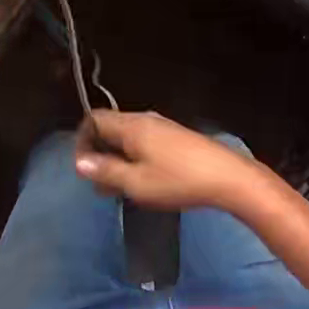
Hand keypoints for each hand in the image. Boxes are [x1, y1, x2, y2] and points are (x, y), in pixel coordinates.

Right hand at [73, 110, 278, 212]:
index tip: (85, 168)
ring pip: (129, 138)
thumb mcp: (136, 182)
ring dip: (119, 160)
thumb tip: (80, 162)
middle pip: (111, 128)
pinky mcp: (178, 138)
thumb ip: (106, 171)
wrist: (228, 177)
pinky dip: (137, 159)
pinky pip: (146, 143)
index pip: (94, 119)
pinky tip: (146, 182)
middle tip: (102, 186)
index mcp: (132, 125)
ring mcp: (165, 127)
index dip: (82, 141)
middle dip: (100, 154)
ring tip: (122, 189)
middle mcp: (146, 120)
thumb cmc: (178, 181)